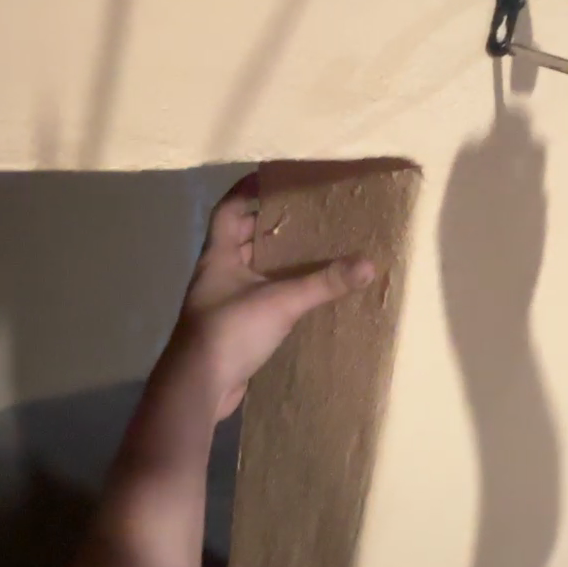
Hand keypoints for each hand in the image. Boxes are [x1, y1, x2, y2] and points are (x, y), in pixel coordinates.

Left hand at [119, 176, 374, 475]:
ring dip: (274, 259)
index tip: (274, 178)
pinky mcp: (232, 329)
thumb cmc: (230, 331)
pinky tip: (301, 296)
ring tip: (309, 250)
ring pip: (249, 269)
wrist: (198, 388)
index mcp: (218, 256)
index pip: (228, 210)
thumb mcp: (281, 301)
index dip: (247, 190)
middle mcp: (217, 275)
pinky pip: (257, 298)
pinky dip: (277, 291)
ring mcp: (222, 303)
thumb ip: (324, 283)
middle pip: (240, 237)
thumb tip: (369, 264)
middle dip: (268, 224)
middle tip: (304, 215)